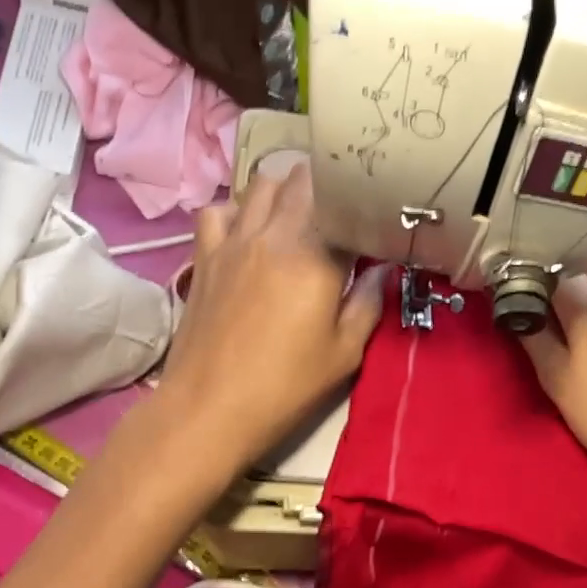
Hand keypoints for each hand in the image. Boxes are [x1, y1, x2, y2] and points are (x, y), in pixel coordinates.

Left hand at [147, 161, 386, 478]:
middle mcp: (272, 234)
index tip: (377, 220)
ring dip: (285, 189)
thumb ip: (368, 304)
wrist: (209, 408)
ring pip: (260, 183)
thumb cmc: (286, 387)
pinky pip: (220, 209)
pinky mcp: (205, 255)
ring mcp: (232, 240)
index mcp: (315, 257)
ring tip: (301, 213)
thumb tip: (381, 269)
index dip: (364, 206)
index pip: (345, 203)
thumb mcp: (344, 354)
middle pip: (301, 179)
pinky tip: (250, 230)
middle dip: (328, 185)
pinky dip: (239, 209)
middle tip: (345, 208)